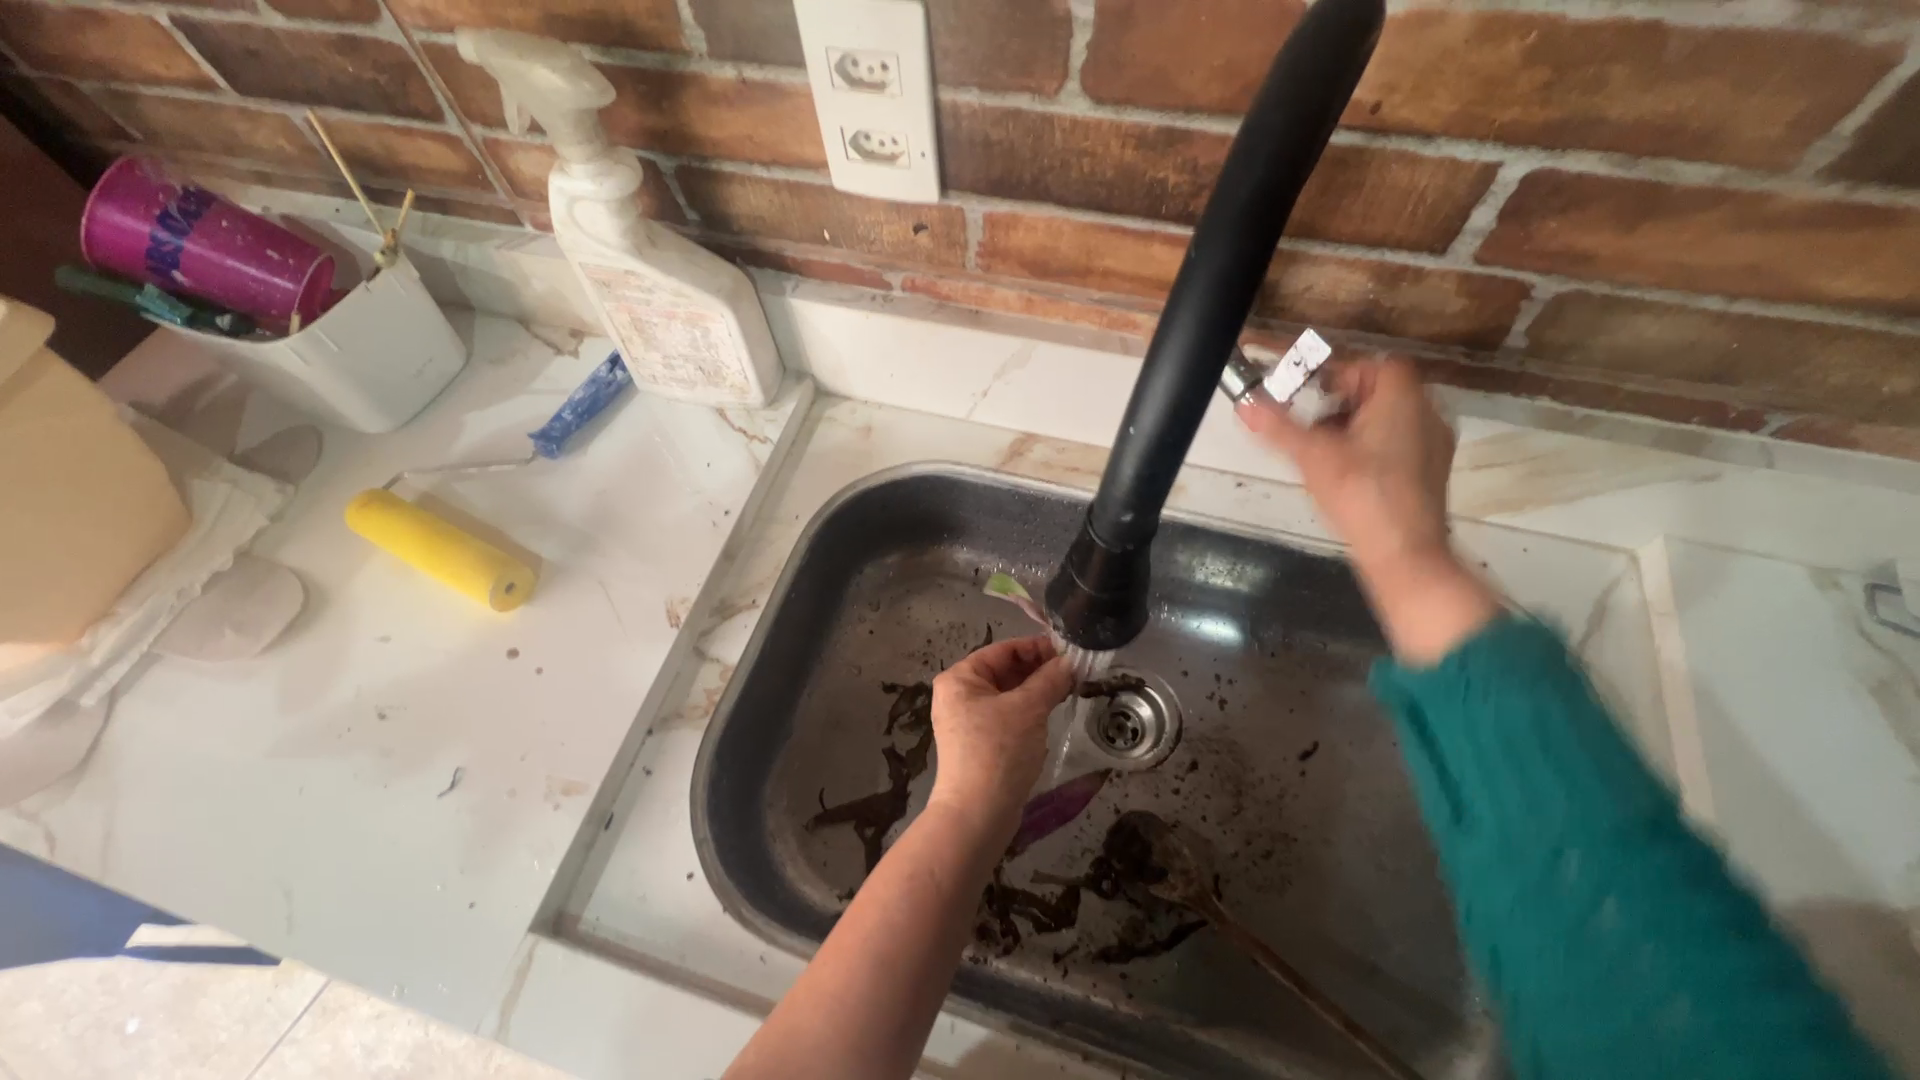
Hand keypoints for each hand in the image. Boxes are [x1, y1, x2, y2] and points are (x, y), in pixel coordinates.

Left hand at [928, 636, 1073, 829]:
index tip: (1069, 651)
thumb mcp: (1029, 709)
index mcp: (960, 678)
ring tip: (1068, 690)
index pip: (1002, 650)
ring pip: (1007, 695)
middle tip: (1074, 672)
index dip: (1036, 648)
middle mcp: (958, 695)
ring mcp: (966, 721)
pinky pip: (1006, 716)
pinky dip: (1028, 711)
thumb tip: (1070, 662)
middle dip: (1038, 670)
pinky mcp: (978, 744)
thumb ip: (1050, 680)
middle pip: (1004, 671)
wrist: (978, 814)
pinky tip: (1051, 714)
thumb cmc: (999, 751)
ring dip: (1036, 691)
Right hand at [1239, 355, 1499, 664]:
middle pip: (1381, 390)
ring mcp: (1434, 444)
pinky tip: (1347, 474)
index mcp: (1403, 398)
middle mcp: (1427, 413)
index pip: (1373, 365)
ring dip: (1354, 426)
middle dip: (1342, 402)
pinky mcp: (1431, 471)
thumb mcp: (1311, 456)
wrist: (1403, 552)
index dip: (1339, 374)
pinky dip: (1371, 448)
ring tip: (1325, 451)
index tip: (1310, 395)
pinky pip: (1399, 443)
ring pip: (1389, 418)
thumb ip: (1277, 426)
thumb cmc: (1361, 494)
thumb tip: (1244, 402)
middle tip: (1311, 425)